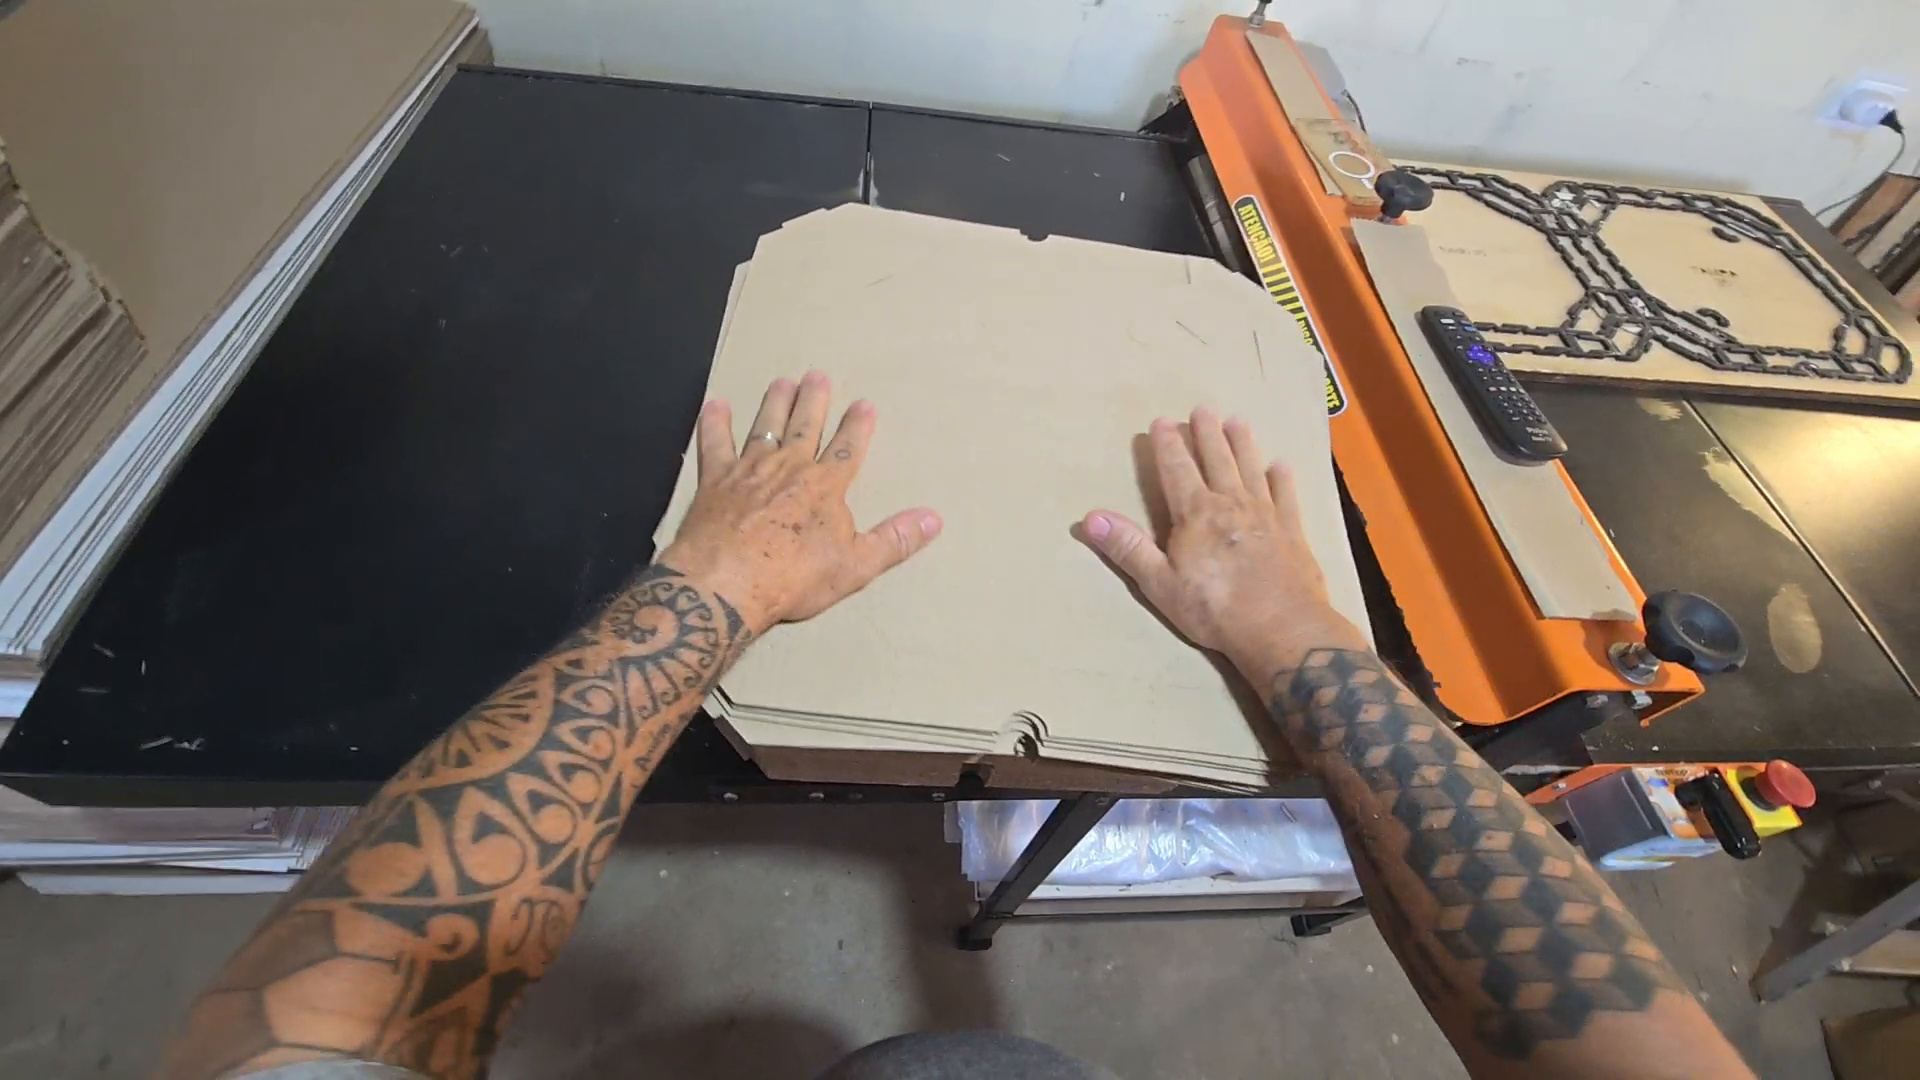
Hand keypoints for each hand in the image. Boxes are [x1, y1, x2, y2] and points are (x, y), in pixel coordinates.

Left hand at [659, 372, 941, 634]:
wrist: (726, 583)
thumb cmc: (794, 577)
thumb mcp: (857, 565)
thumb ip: (895, 540)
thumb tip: (934, 519)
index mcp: (825, 487)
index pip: (847, 449)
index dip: (858, 427)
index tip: (864, 404)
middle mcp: (789, 468)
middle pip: (804, 427)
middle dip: (813, 401)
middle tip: (816, 375)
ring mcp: (749, 471)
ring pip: (765, 426)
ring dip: (775, 403)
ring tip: (782, 382)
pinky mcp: (715, 482)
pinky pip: (715, 444)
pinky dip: (714, 423)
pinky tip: (715, 405)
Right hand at [1079, 407, 1364, 681]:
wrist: (1282, 629)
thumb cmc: (1214, 609)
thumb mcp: (1159, 583)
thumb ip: (1127, 547)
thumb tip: (1090, 517)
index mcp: (1196, 514)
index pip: (1177, 470)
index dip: (1168, 445)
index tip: (1162, 421)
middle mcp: (1232, 504)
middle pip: (1217, 460)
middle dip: (1207, 434)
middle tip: (1203, 409)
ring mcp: (1267, 516)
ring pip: (1251, 469)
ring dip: (1243, 445)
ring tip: (1237, 422)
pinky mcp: (1293, 533)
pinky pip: (1286, 496)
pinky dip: (1282, 479)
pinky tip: (1281, 466)